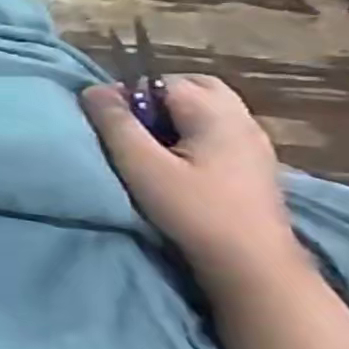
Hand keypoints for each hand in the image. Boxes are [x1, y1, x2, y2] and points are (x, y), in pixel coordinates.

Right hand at [81, 75, 304, 282]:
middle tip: (133, 126)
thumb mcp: (141, 166)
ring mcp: (254, 143)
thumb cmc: (193, 211)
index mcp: (217, 115)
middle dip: (158, 97)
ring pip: (208, 109)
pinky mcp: (255, 165)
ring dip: (176, 117)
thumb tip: (93, 88)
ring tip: (153, 146)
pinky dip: (193, 134)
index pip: (164, 81)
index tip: (112, 123)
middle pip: (195, 88)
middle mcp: (242, 120)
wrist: (253, 266)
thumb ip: (116, 123)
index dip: (132, 95)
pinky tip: (179, 162)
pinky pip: (219, 130)